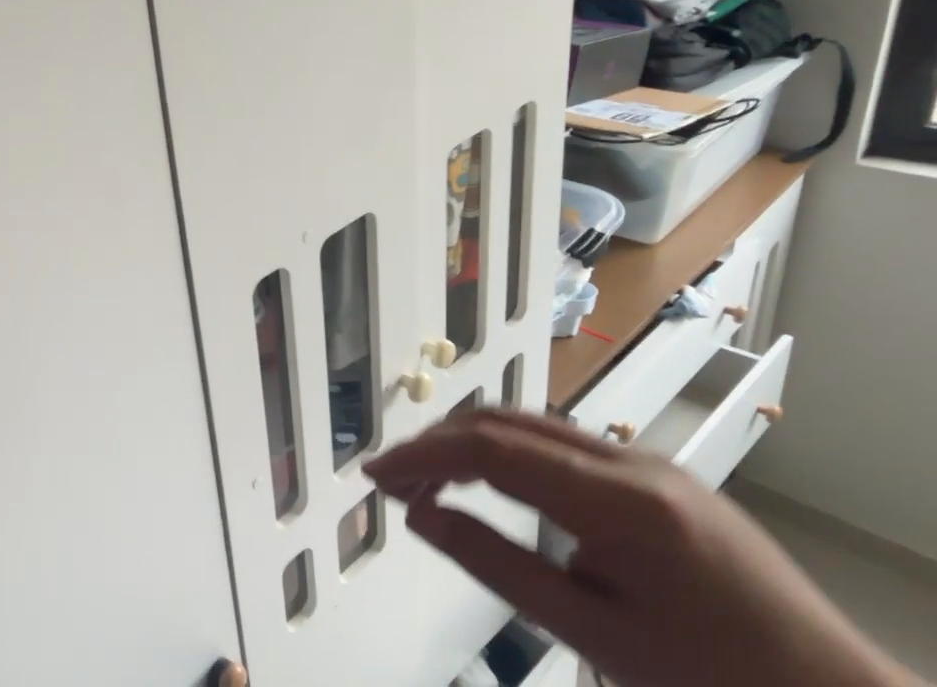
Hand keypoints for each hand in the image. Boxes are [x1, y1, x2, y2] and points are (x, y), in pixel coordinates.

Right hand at [364, 410, 919, 686]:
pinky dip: (512, 456)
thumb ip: (497, 565)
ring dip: (472, 445)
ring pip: (536, 428)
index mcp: (621, 501)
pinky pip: (568, 448)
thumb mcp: (595, 634)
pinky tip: (494, 487)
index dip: (422, 454)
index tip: (373, 475)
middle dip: (439, 444)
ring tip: (430, 483)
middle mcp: (636, 464)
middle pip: (509, 424)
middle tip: (393, 482)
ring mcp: (654, 466)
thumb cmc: (712, 681)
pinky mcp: (664, 482)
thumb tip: (419, 516)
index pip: (493, 450)